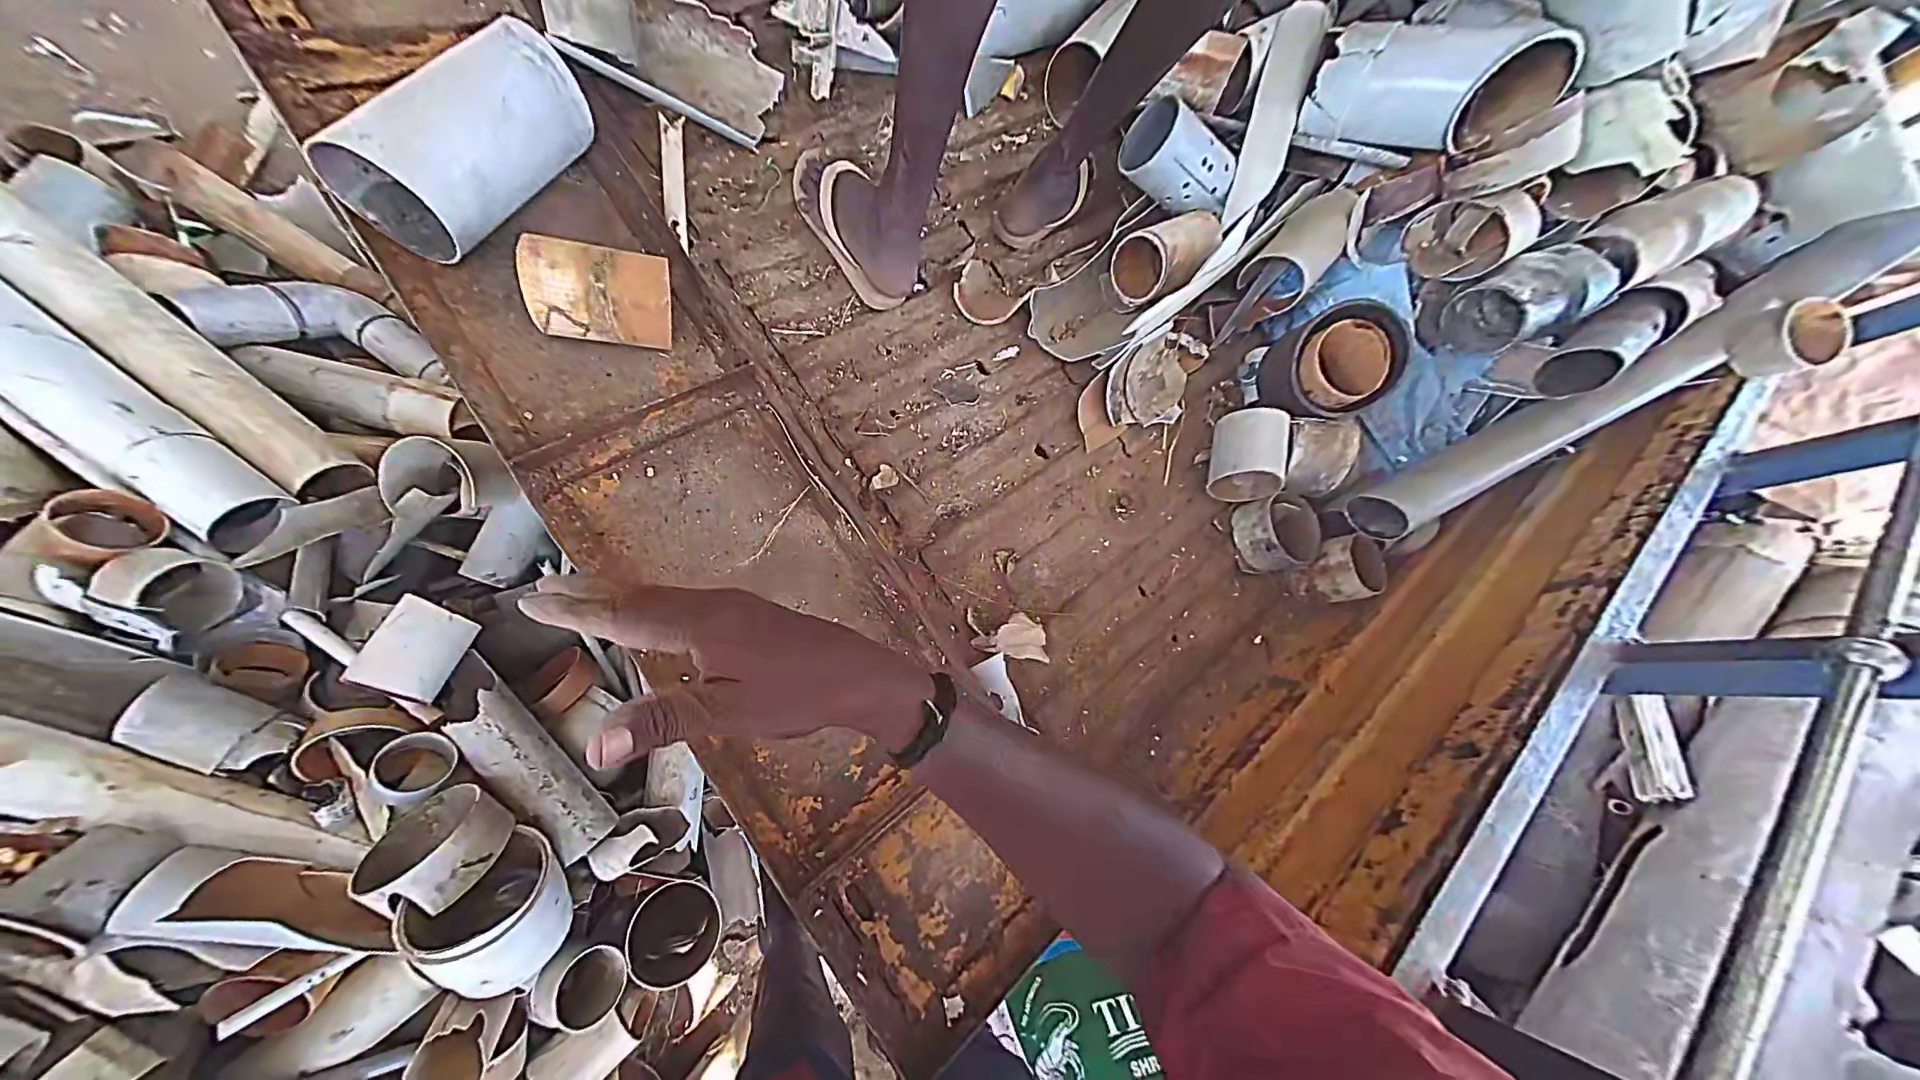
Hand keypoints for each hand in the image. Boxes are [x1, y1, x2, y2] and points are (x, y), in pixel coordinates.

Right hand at [517, 576, 932, 767]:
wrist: (859, 673)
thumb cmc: (797, 694)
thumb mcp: (729, 714)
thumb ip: (664, 722)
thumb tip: (596, 743)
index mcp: (701, 623)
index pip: (623, 614)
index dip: (576, 611)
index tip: (533, 601)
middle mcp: (713, 605)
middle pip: (640, 597)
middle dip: (590, 594)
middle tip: (545, 590)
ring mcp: (734, 606)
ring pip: (664, 598)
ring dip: (620, 597)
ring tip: (584, 596)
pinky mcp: (748, 615)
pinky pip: (684, 603)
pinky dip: (651, 605)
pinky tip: (652, 617)